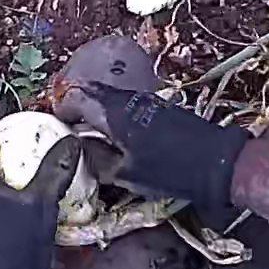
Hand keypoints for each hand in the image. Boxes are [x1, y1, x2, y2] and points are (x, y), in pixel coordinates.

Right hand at [54, 81, 246, 211]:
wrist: (214, 160)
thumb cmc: (167, 170)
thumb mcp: (124, 175)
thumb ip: (95, 159)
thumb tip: (78, 148)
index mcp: (114, 112)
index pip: (77, 96)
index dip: (61, 108)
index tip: (53, 124)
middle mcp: (127, 99)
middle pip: (92, 93)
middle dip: (75, 106)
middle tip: (66, 126)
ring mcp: (144, 99)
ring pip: (109, 98)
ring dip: (94, 110)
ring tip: (86, 133)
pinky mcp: (157, 106)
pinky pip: (125, 104)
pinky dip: (111, 114)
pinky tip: (113, 135)